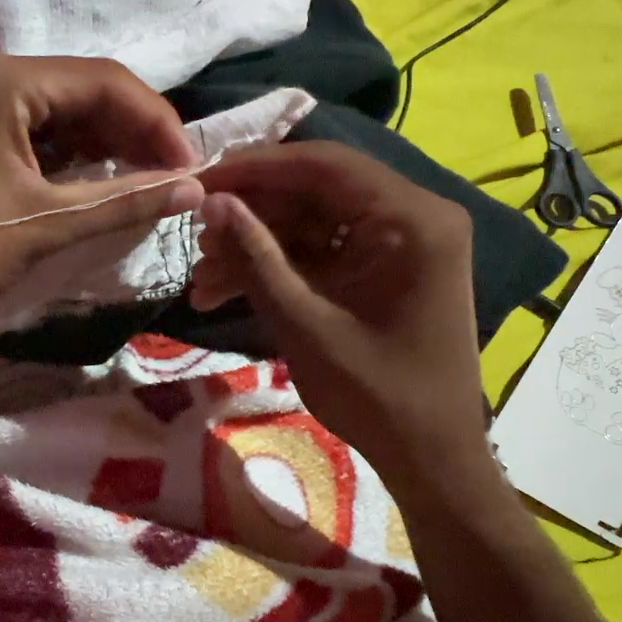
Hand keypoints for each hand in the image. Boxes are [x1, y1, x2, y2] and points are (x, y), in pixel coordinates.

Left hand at [0, 54, 204, 331]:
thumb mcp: (45, 225)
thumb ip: (122, 201)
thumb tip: (194, 189)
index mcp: (5, 80)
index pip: (106, 81)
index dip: (158, 124)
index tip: (192, 168)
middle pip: (86, 91)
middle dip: (135, 134)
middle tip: (175, 178)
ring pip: (63, 114)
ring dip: (107, 146)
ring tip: (146, 184)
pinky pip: (36, 134)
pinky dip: (72, 158)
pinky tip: (101, 184)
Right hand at [189, 141, 490, 492]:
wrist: (428, 456)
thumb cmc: (376, 393)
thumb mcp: (305, 323)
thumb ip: (258, 257)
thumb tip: (212, 202)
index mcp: (412, 219)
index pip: (324, 165)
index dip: (255, 168)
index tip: (198, 181)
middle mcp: (411, 216)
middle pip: (314, 192)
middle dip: (249, 216)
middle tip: (193, 239)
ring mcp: (397, 244)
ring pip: (309, 224)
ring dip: (253, 248)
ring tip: (200, 281)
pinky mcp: (380, 270)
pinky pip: (318, 253)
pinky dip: (274, 269)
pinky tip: (223, 291)